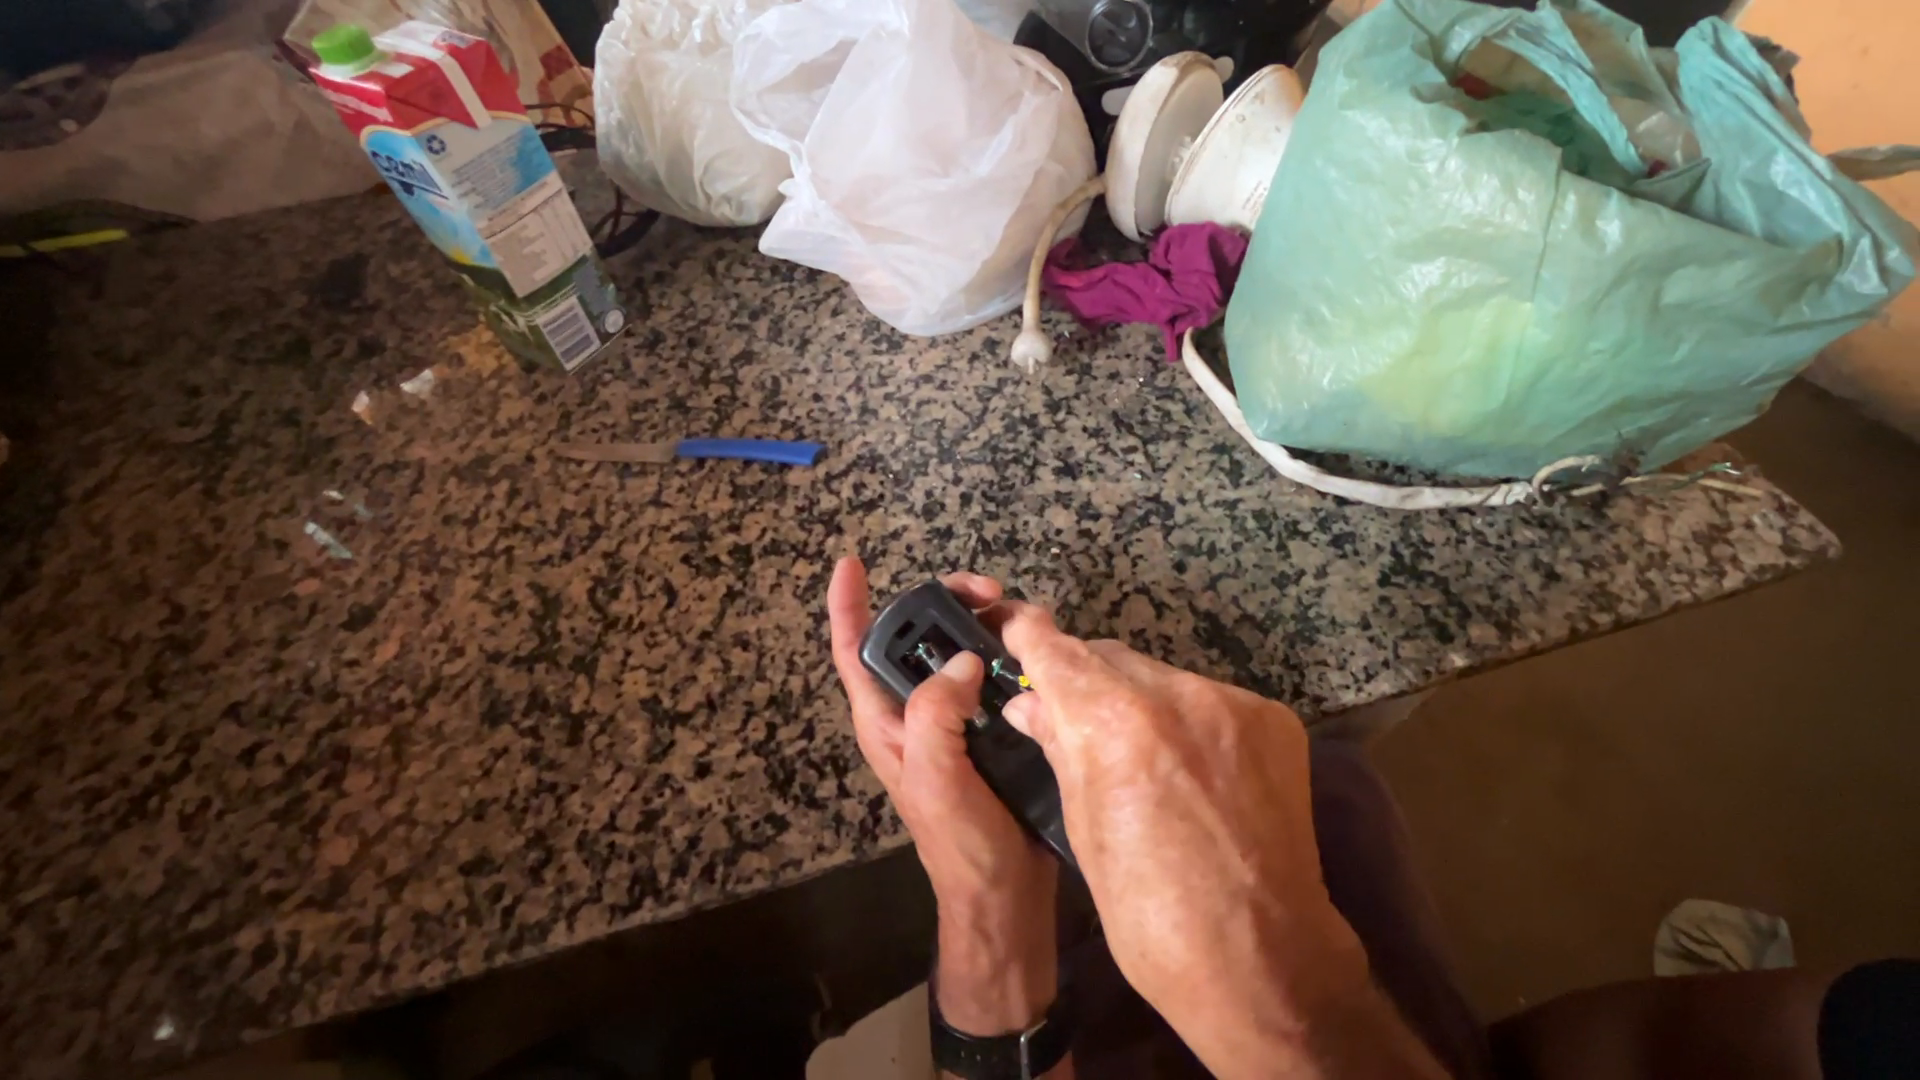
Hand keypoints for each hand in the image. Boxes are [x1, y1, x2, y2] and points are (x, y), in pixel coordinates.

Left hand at [827, 557, 1057, 1034]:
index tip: (851, 563)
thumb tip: (961, 659)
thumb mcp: (936, 778)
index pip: (854, 651)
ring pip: (957, 649)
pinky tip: (1033, 645)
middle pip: (915, 637)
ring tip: (1016, 613)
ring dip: (980, 622)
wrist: (1006, 890)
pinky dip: (1008, 650)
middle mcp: (916, 710)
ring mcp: (954, 717)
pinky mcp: (989, 724)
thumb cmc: (961, 842)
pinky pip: (993, 672)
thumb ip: (936, 716)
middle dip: (941, 602)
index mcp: (886, 720)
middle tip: (986, 590)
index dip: (847, 605)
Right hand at [997, 606, 1445, 1079]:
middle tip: (1077, 719)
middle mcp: (1175, 693)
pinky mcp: (1273, 719)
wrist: (1262, 959)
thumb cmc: (1148, 913)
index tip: (1012, 625)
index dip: (1027, 633)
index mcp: (1113, 722)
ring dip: (1138, 700)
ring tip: (1143, 756)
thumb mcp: (1082, 829)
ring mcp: (1230, 703)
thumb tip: (1029, 703)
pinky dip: (1187, 720)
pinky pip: (1208, 700)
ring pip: (1159, 676)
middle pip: (1108, 657)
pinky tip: (1193, 769)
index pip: (1055, 649)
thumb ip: (1058, 747)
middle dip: (1084, 679)